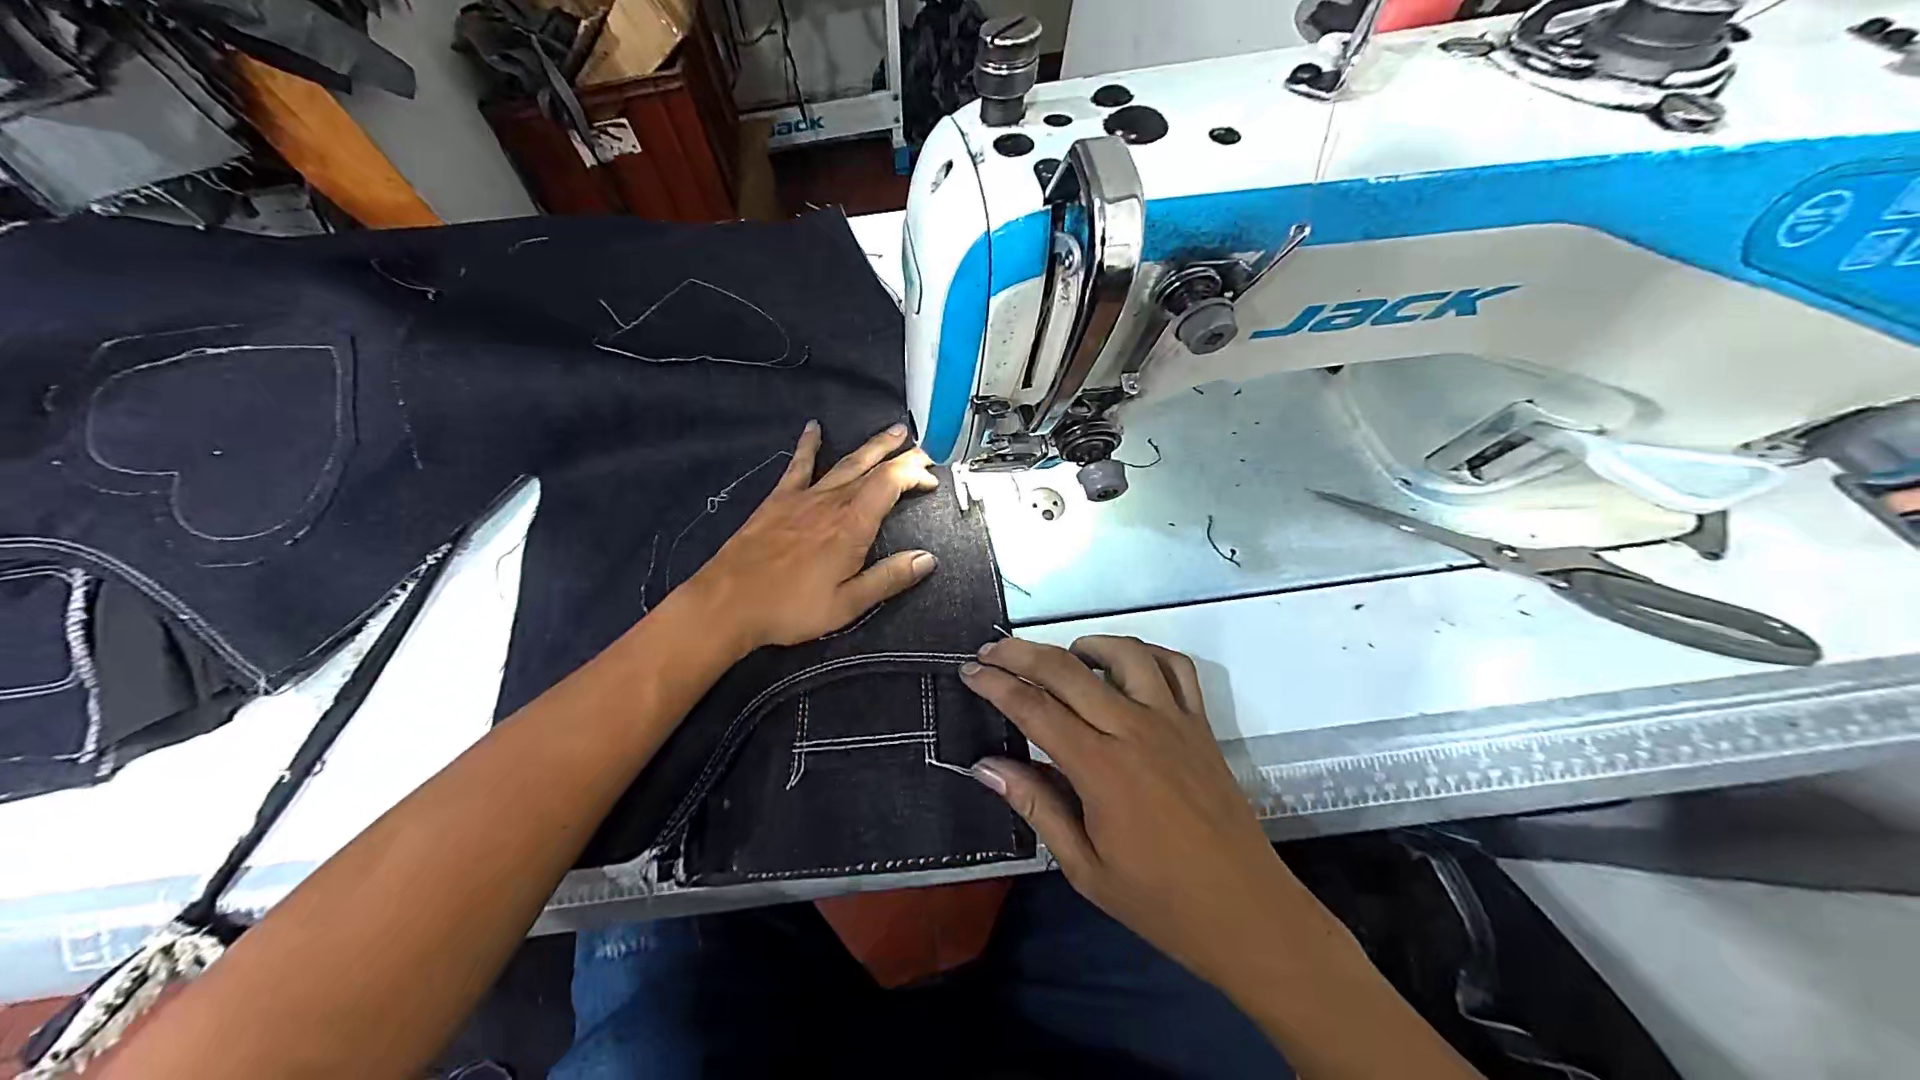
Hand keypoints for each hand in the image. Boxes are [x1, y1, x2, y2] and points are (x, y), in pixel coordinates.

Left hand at [683, 420, 939, 653]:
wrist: (728, 602)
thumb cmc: (791, 608)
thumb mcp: (848, 603)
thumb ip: (890, 578)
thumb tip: (927, 559)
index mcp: (852, 525)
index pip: (891, 483)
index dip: (914, 475)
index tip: (931, 479)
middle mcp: (831, 502)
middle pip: (872, 467)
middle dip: (901, 455)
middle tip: (921, 448)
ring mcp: (803, 497)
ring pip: (845, 462)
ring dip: (871, 446)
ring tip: (892, 431)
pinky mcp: (779, 499)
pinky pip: (798, 465)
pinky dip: (808, 445)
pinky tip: (813, 429)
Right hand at [960, 636, 1303, 991]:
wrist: (1246, 911)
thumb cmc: (1158, 899)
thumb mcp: (1084, 866)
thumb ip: (1036, 806)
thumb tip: (985, 766)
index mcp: (1100, 768)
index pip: (1034, 709)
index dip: (995, 684)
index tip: (969, 671)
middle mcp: (1135, 730)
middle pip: (1067, 670)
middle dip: (1021, 653)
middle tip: (992, 651)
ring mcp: (1174, 721)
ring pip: (1123, 655)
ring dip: (1084, 644)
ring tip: (1060, 656)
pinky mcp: (1202, 724)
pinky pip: (1176, 667)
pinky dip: (1145, 653)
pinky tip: (1125, 665)